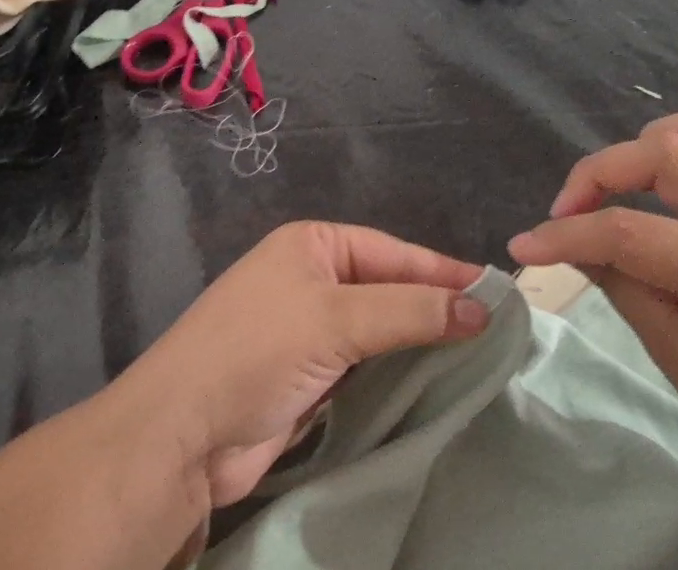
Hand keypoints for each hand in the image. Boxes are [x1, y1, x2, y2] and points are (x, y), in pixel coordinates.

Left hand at [121, 222, 487, 505]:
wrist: (182, 433)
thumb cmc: (257, 351)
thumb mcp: (336, 320)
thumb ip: (410, 312)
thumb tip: (481, 309)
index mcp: (311, 245)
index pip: (392, 252)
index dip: (443, 272)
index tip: (495, 295)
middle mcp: (310, 279)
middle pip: (388, 289)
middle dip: (434, 309)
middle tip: (494, 330)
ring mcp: (307, 330)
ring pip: (378, 330)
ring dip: (418, 343)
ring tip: (476, 356)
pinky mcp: (307, 376)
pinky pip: (364, 366)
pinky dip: (395, 373)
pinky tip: (432, 382)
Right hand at [509, 111, 677, 490]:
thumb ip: (623, 289)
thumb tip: (568, 246)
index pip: (629, 231)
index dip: (566, 235)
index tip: (523, 246)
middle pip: (664, 155)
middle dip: (599, 174)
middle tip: (566, 214)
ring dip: (652, 144)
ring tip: (620, 184)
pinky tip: (668, 182)